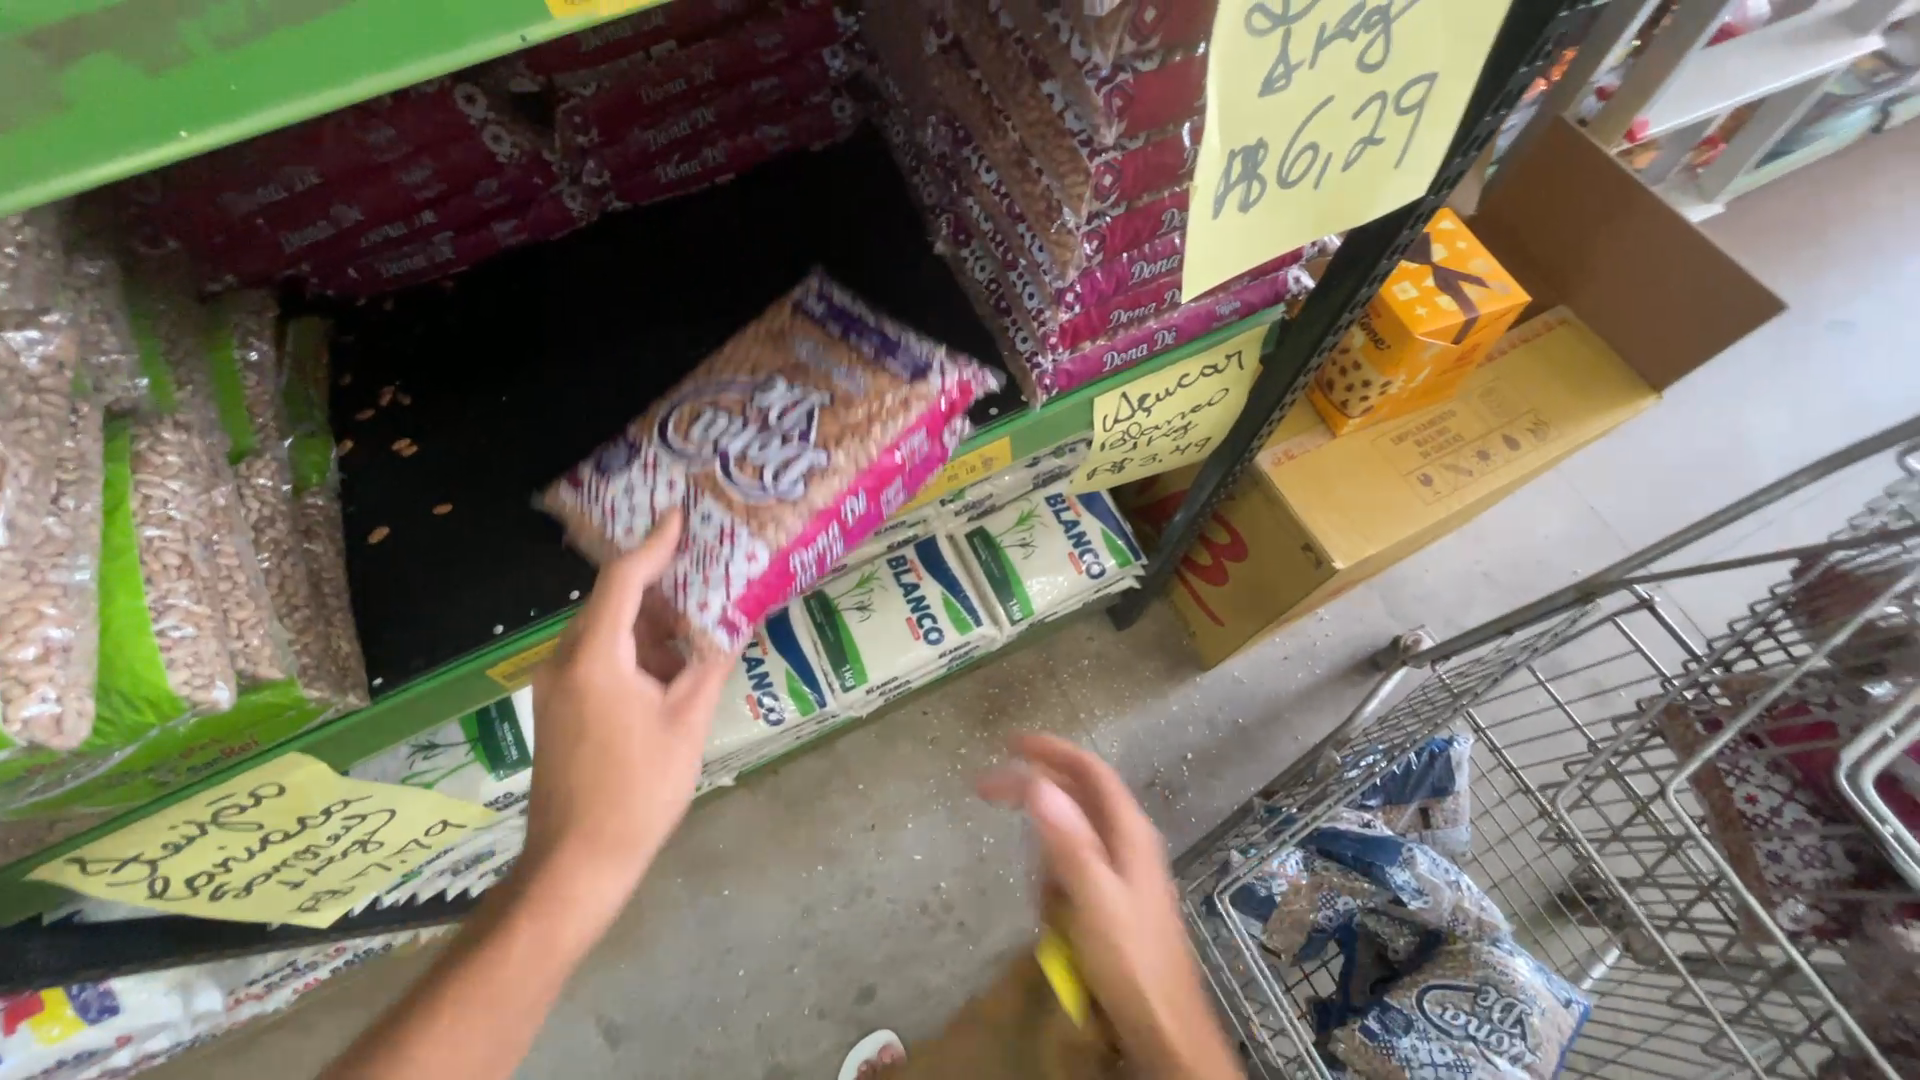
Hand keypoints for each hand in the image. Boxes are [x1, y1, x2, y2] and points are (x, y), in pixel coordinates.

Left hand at [523, 511, 733, 917]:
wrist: (578, 862)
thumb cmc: (639, 790)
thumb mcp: (688, 723)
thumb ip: (709, 665)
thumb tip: (732, 625)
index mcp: (595, 657)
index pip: (623, 581)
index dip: (654, 545)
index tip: (680, 515)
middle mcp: (566, 660)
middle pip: (614, 602)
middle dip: (661, 583)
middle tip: (706, 563)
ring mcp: (558, 685)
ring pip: (610, 632)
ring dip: (654, 622)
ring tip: (702, 609)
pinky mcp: (562, 707)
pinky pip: (602, 659)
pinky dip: (639, 650)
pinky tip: (676, 659)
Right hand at [979, 735, 1241, 1079]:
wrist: (1164, 1026)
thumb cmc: (1131, 961)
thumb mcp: (1094, 899)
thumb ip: (1067, 841)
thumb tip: (1036, 785)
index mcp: (1129, 831)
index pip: (1088, 770)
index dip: (1050, 750)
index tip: (1009, 743)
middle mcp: (1128, 839)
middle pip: (1078, 794)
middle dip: (1035, 790)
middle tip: (987, 790)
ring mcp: (1123, 867)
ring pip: (1073, 833)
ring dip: (1044, 847)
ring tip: (1035, 888)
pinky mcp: (1114, 894)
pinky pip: (1073, 866)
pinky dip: (1053, 875)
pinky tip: (1049, 907)